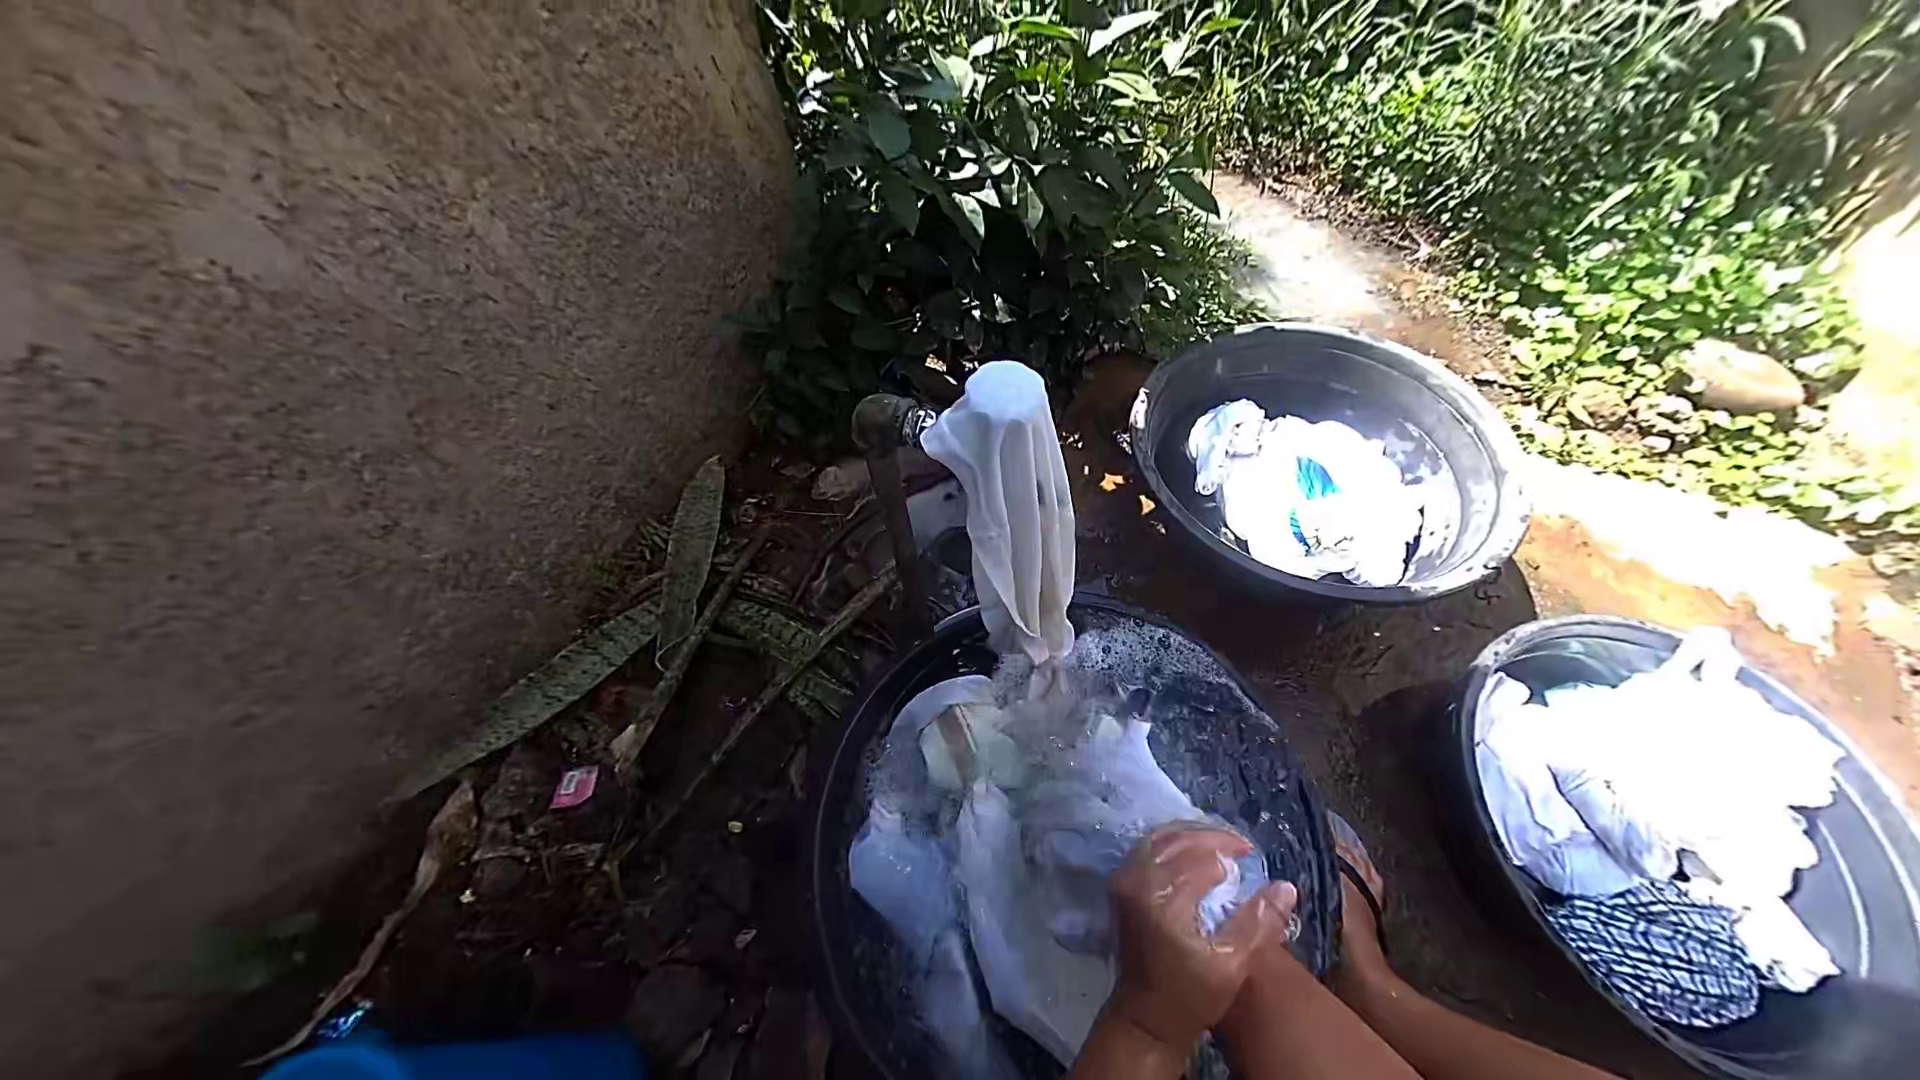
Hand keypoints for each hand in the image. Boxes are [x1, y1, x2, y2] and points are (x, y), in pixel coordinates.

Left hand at [1106, 824, 1298, 1053]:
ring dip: (1190, 835)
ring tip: (1220, 843)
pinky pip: (1146, 847)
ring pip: (1159, 838)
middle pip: (1176, 840)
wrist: (1146, 1016)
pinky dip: (1171, 842)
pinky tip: (1192, 849)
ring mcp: (1124, 878)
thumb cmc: (1191, 996)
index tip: (1251, 855)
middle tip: (1240, 844)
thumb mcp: (1232, 966)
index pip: (1199, 857)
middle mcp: (1137, 879)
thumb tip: (1286, 886)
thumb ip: (1258, 923)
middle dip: (1210, 836)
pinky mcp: (1120, 882)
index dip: (1228, 851)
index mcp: (1163, 899)